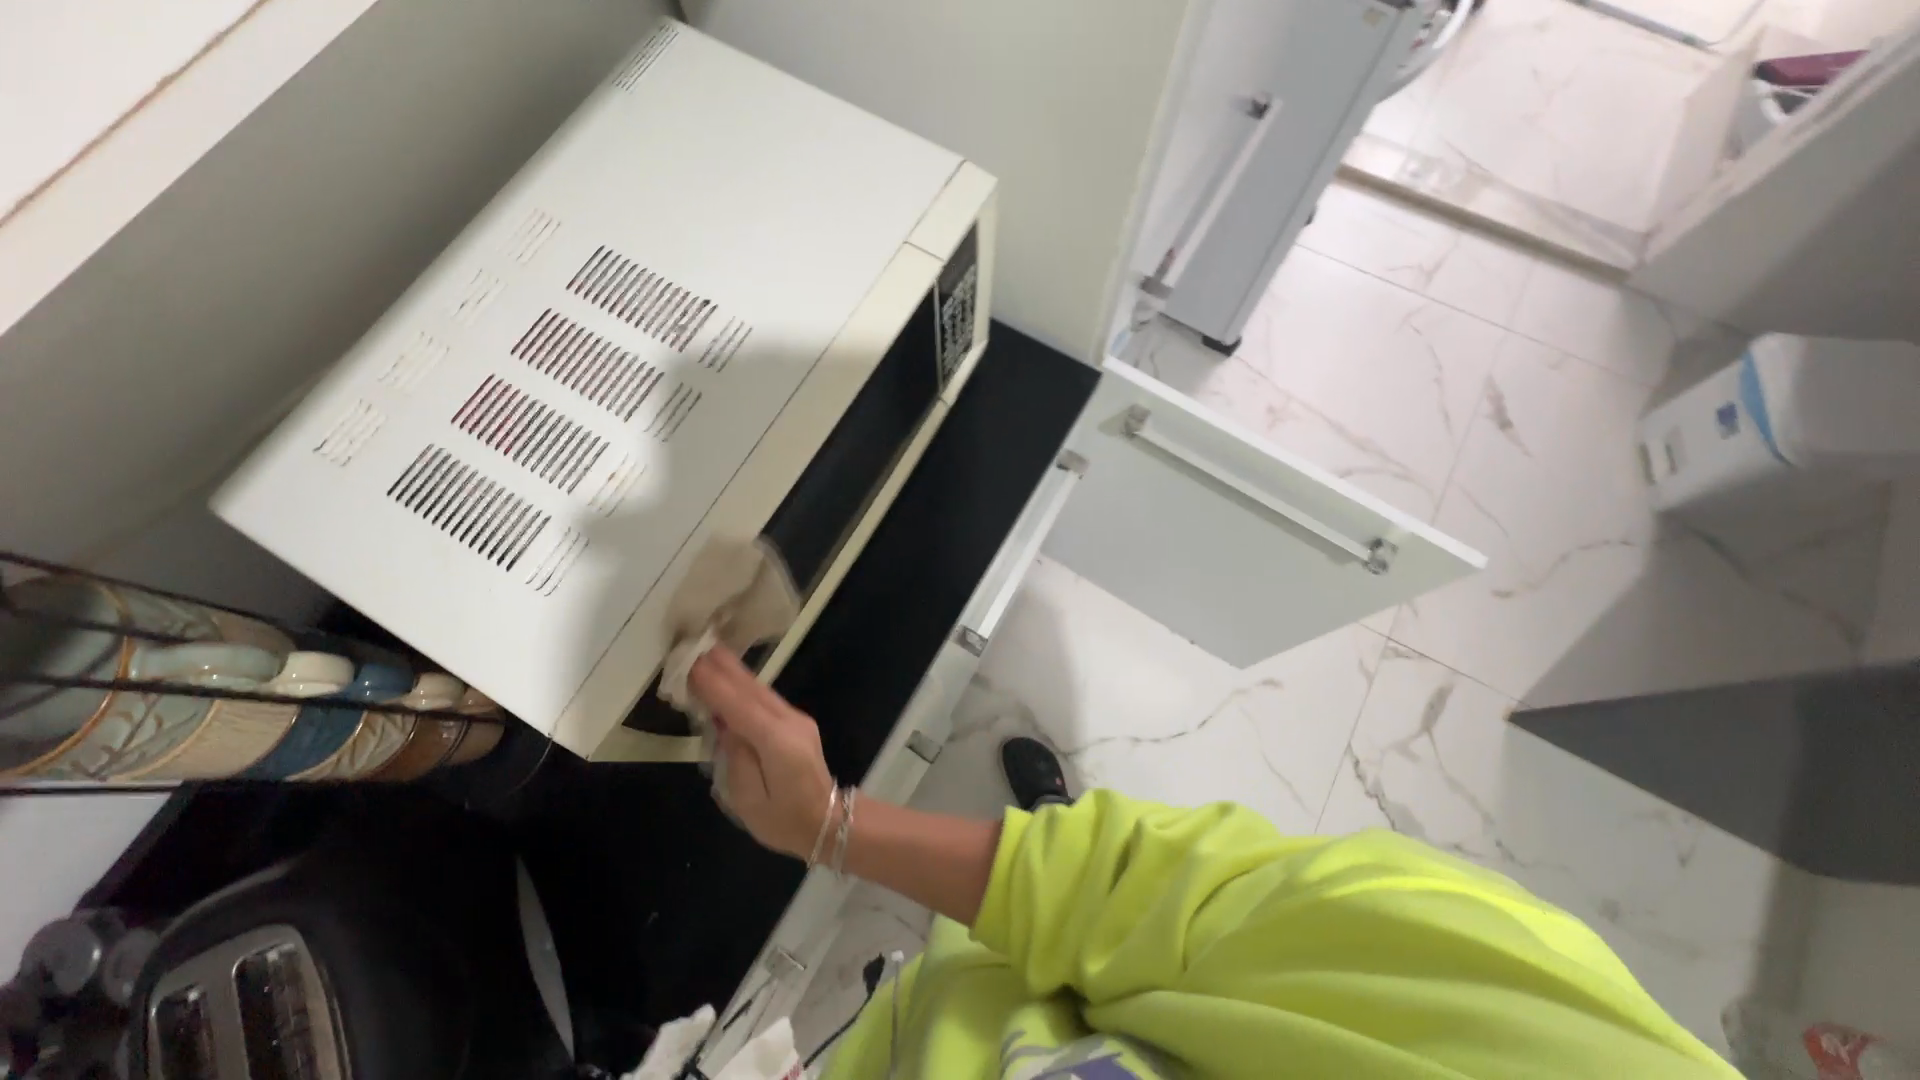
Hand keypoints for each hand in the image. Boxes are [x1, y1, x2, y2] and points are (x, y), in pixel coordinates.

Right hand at [687, 647, 834, 858]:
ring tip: (709, 652)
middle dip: (723, 667)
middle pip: (752, 690)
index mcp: (778, 744)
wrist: (828, 823)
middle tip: (696, 643)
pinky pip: (766, 700)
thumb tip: (724, 726)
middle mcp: (790, 723)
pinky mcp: (796, 724)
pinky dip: (745, 687)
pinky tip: (730, 678)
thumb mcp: (750, 801)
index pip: (740, 707)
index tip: (691, 663)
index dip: (715, 685)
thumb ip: (735, 759)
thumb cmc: (784, 822)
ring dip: (734, 672)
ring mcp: (797, 721)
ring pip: (761, 690)